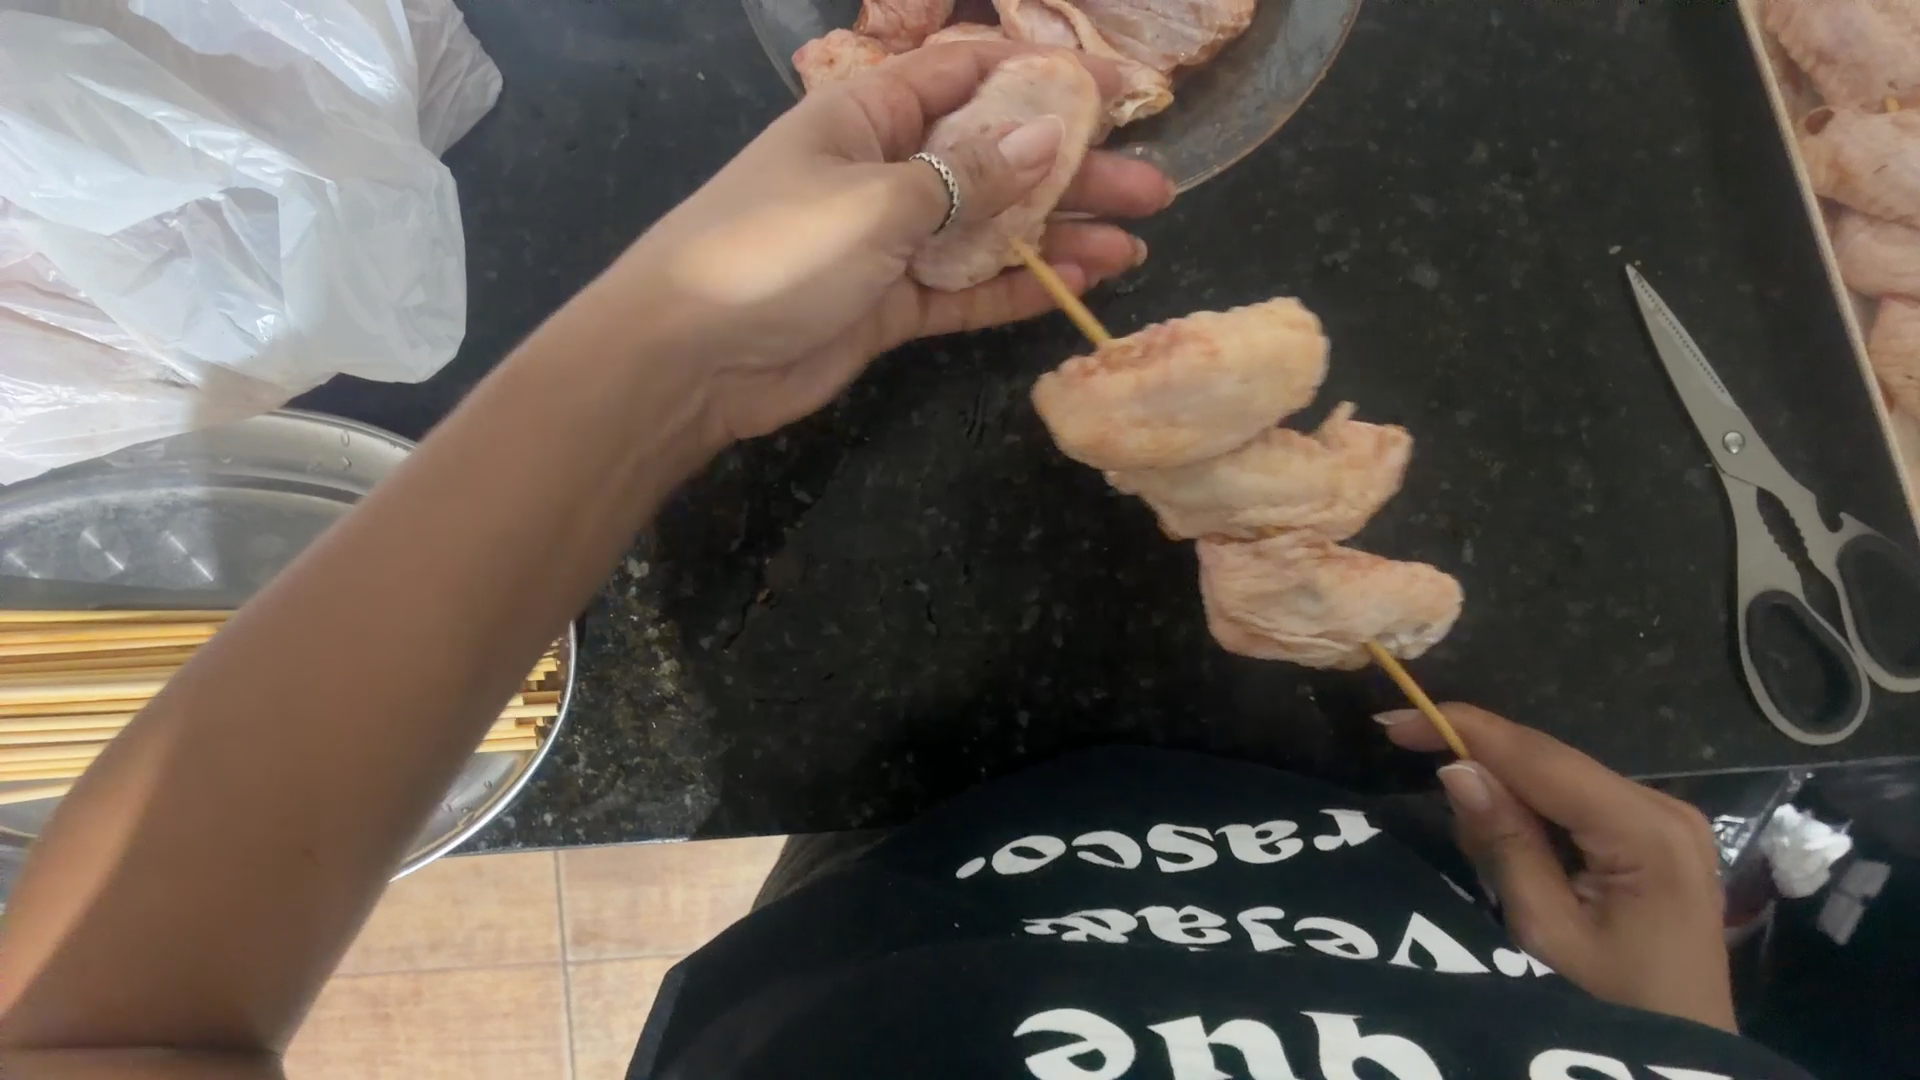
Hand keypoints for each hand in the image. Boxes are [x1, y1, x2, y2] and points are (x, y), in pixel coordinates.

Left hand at [612, 41, 1172, 441]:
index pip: (965, 77)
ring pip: (990, 234)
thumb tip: (1045, 138)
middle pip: (994, 162)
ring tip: (1135, 244)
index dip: (1039, 84)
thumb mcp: (873, 198)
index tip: (1114, 101)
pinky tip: (1078, 284)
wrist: (695, 360)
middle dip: (1071, 173)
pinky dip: (1018, 290)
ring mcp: (893, 246)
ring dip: (1058, 238)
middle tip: (1152, 188)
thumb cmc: (773, 250)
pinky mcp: (896, 309)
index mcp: (867, 115)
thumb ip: (964, 176)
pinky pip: (968, 292)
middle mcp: (887, 172)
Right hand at [1377, 703, 1735, 1032]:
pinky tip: (1499, 828)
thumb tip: (1456, 769)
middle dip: (1471, 748)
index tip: (1394, 722)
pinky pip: (1566, 791)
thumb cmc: (1611, 1002)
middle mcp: (1658, 807)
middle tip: (1402, 749)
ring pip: (1549, 769)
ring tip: (1470, 836)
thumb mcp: (1543, 928)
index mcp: (1642, 830)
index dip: (1460, 727)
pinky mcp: (1647, 829)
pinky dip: (1520, 797)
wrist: (1682, 1053)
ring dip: (1494, 778)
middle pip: (1543, 755)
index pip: (1535, 755)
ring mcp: (1658, 816)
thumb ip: (1503, 842)